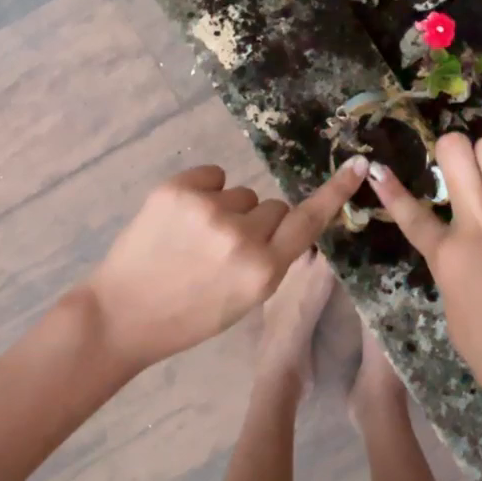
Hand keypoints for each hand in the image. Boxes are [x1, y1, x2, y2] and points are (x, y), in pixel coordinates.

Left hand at [84, 160, 366, 370]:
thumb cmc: (189, 315)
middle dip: (258, 223)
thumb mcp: (245, 300)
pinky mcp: (177, 189)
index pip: (309, 221)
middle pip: (274, 206)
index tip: (359, 165)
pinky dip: (204, 192)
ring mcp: (208, 209)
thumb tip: (286, 221)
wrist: (122, 314)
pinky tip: (182, 221)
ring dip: (228, 210)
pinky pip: (214, 175)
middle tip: (224, 251)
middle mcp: (241, 236)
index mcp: (262, 271)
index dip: (335, 192)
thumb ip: (272, 261)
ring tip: (195, 240)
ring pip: (242, 193)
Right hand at [366, 133, 481, 415]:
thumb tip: (461, 256)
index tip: (379, 169)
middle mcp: (480, 223)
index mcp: (449, 256)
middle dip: (453, 150)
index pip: (410, 212)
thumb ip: (454, 275)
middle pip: (455, 151)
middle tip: (465, 169)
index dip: (390, 188)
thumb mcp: (458, 319)